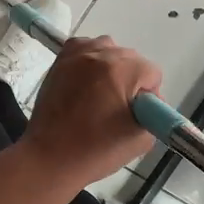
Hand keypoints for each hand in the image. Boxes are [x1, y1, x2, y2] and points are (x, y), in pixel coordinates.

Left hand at [19, 35, 161, 188]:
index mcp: (120, 71)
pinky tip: (87, 81)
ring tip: (103, 94)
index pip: (152, 72)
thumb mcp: (140, 138)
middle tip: (121, 108)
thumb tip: (148, 101)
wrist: (50, 157)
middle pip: (131, 57)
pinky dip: (90, 59)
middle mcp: (97, 54)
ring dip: (112, 67)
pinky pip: (84, 47)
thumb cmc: (96, 151)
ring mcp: (75, 55)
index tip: (139, 113)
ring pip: (108, 48)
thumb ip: (154, 114)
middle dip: (132, 81)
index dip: (150, 95)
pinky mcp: (59, 61)